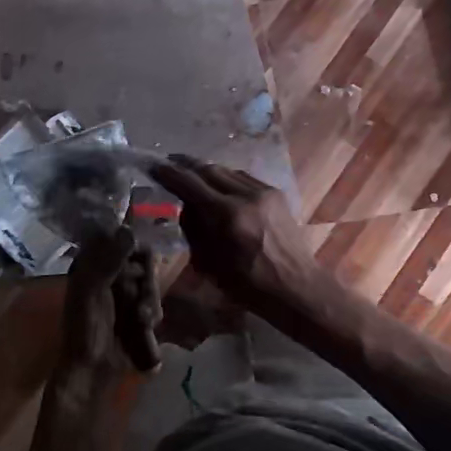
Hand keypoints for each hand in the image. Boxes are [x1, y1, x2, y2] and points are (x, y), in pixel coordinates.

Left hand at [60, 226, 162, 372]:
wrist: (92, 371)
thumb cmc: (85, 329)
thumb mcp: (91, 291)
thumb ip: (108, 260)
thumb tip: (129, 230)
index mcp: (93, 263)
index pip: (122, 239)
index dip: (135, 250)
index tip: (140, 267)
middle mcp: (110, 273)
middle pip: (143, 262)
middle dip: (146, 282)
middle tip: (140, 302)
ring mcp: (125, 293)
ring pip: (151, 283)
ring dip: (150, 302)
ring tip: (140, 321)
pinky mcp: (138, 312)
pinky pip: (155, 303)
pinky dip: (152, 315)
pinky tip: (144, 329)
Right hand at [149, 155, 344, 329]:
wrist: (297, 287)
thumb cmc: (249, 285)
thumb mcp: (210, 262)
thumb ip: (194, 229)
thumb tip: (184, 205)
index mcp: (227, 215)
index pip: (190, 184)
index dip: (169, 173)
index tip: (154, 166)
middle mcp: (245, 196)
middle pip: (209, 170)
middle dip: (186, 165)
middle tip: (169, 162)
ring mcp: (263, 192)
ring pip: (227, 171)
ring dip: (207, 171)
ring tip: (191, 172)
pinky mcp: (275, 194)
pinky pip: (243, 178)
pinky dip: (227, 179)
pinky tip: (219, 185)